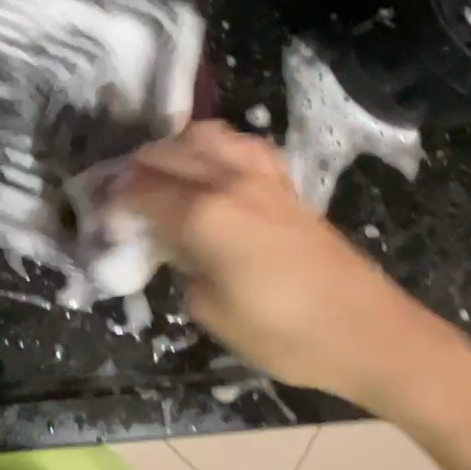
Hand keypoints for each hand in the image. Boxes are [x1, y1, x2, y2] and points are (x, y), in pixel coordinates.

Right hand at [122, 122, 467, 412]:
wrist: (370, 332)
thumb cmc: (287, 334)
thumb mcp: (214, 313)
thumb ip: (181, 268)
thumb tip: (171, 245)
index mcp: (203, 216)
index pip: (141, 192)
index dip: (114, 199)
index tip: (100, 209)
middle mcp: (226, 181)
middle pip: (165, 155)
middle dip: (135, 169)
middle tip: (121, 191)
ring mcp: (258, 175)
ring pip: (202, 135)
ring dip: (173, 147)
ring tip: (162, 169)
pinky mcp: (283, 181)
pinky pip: (239, 144)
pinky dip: (214, 146)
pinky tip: (212, 164)